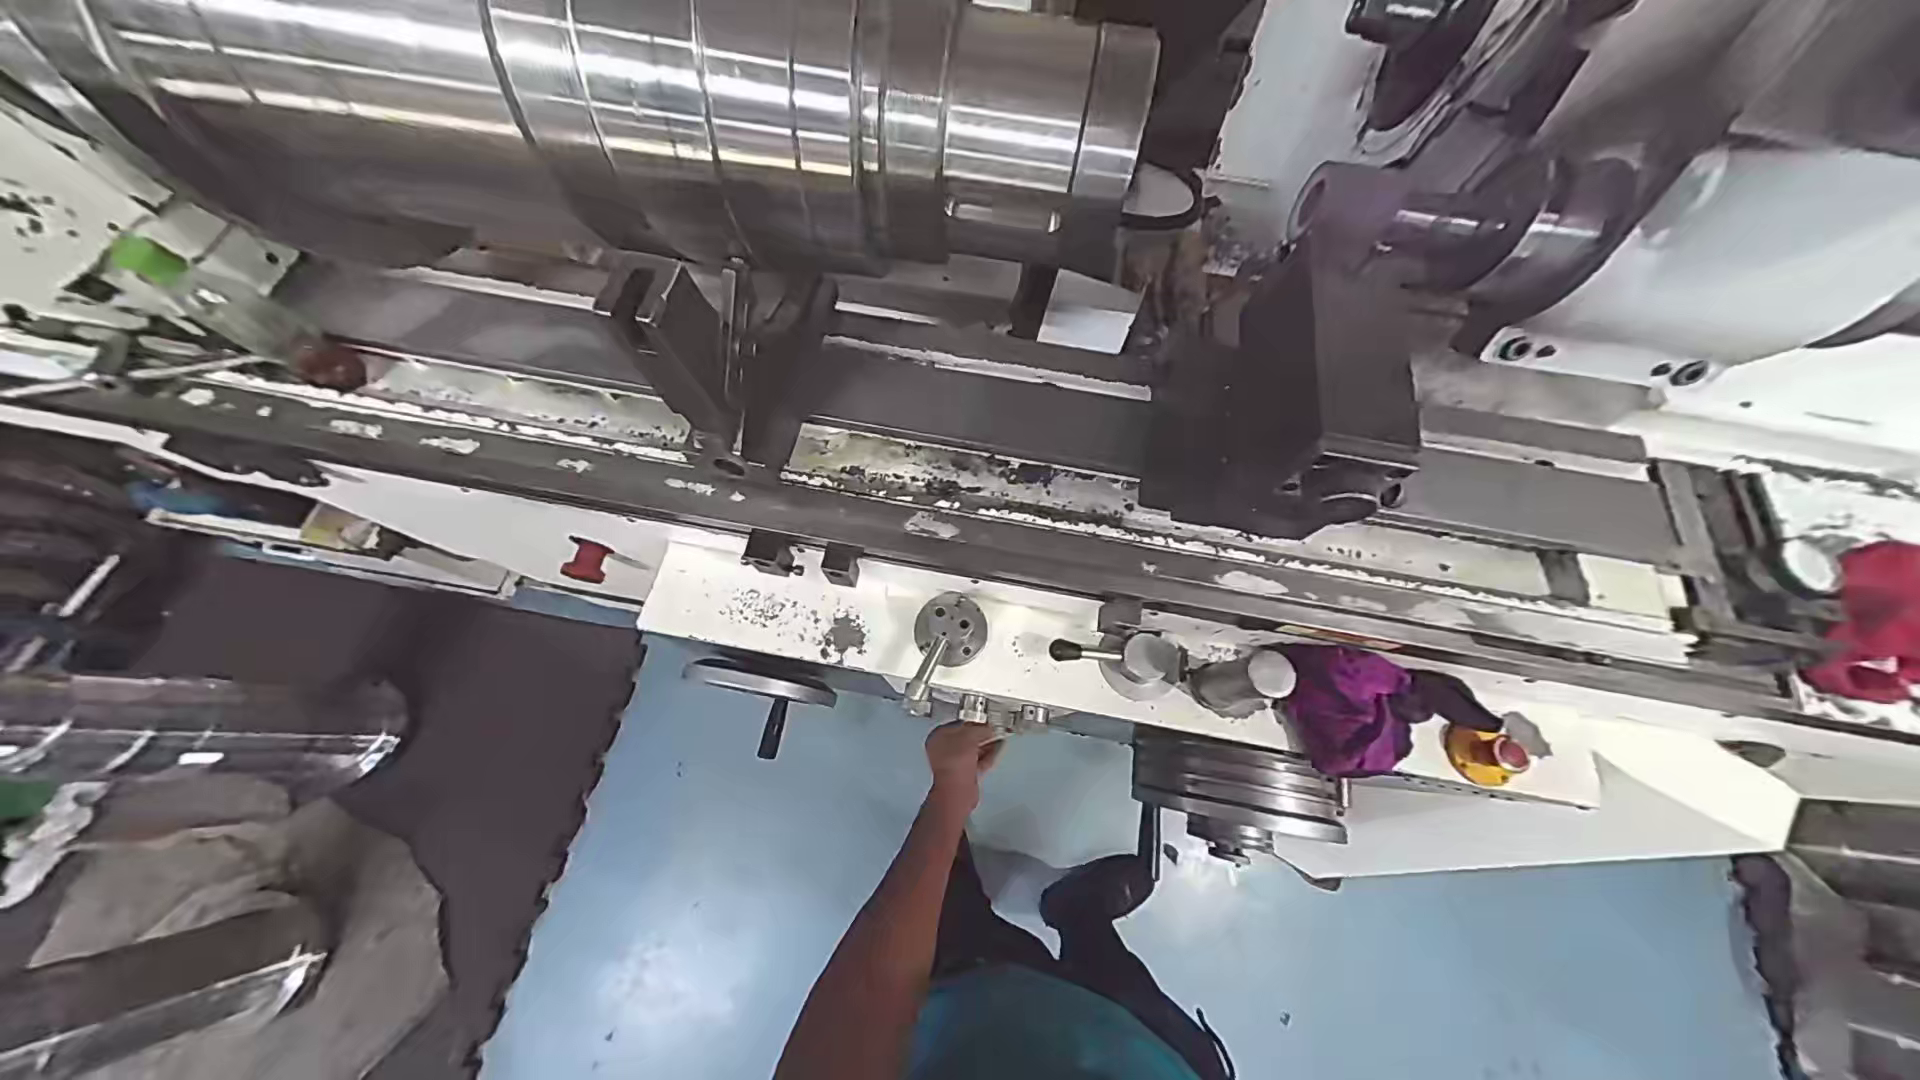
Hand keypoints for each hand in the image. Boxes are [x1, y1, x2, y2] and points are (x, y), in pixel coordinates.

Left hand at [924, 722, 1003, 810]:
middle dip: (981, 733)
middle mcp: (943, 751)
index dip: (972, 721)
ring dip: (986, 743)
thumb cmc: (955, 762)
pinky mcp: (965, 774)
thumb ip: (980, 729)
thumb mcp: (970, 737)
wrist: (958, 790)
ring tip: (999, 736)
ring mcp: (954, 763)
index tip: (983, 720)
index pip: (956, 724)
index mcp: (937, 738)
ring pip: (973, 750)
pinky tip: (998, 749)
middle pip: (965, 738)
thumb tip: (987, 728)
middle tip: (993, 728)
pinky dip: (988, 755)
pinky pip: (979, 761)